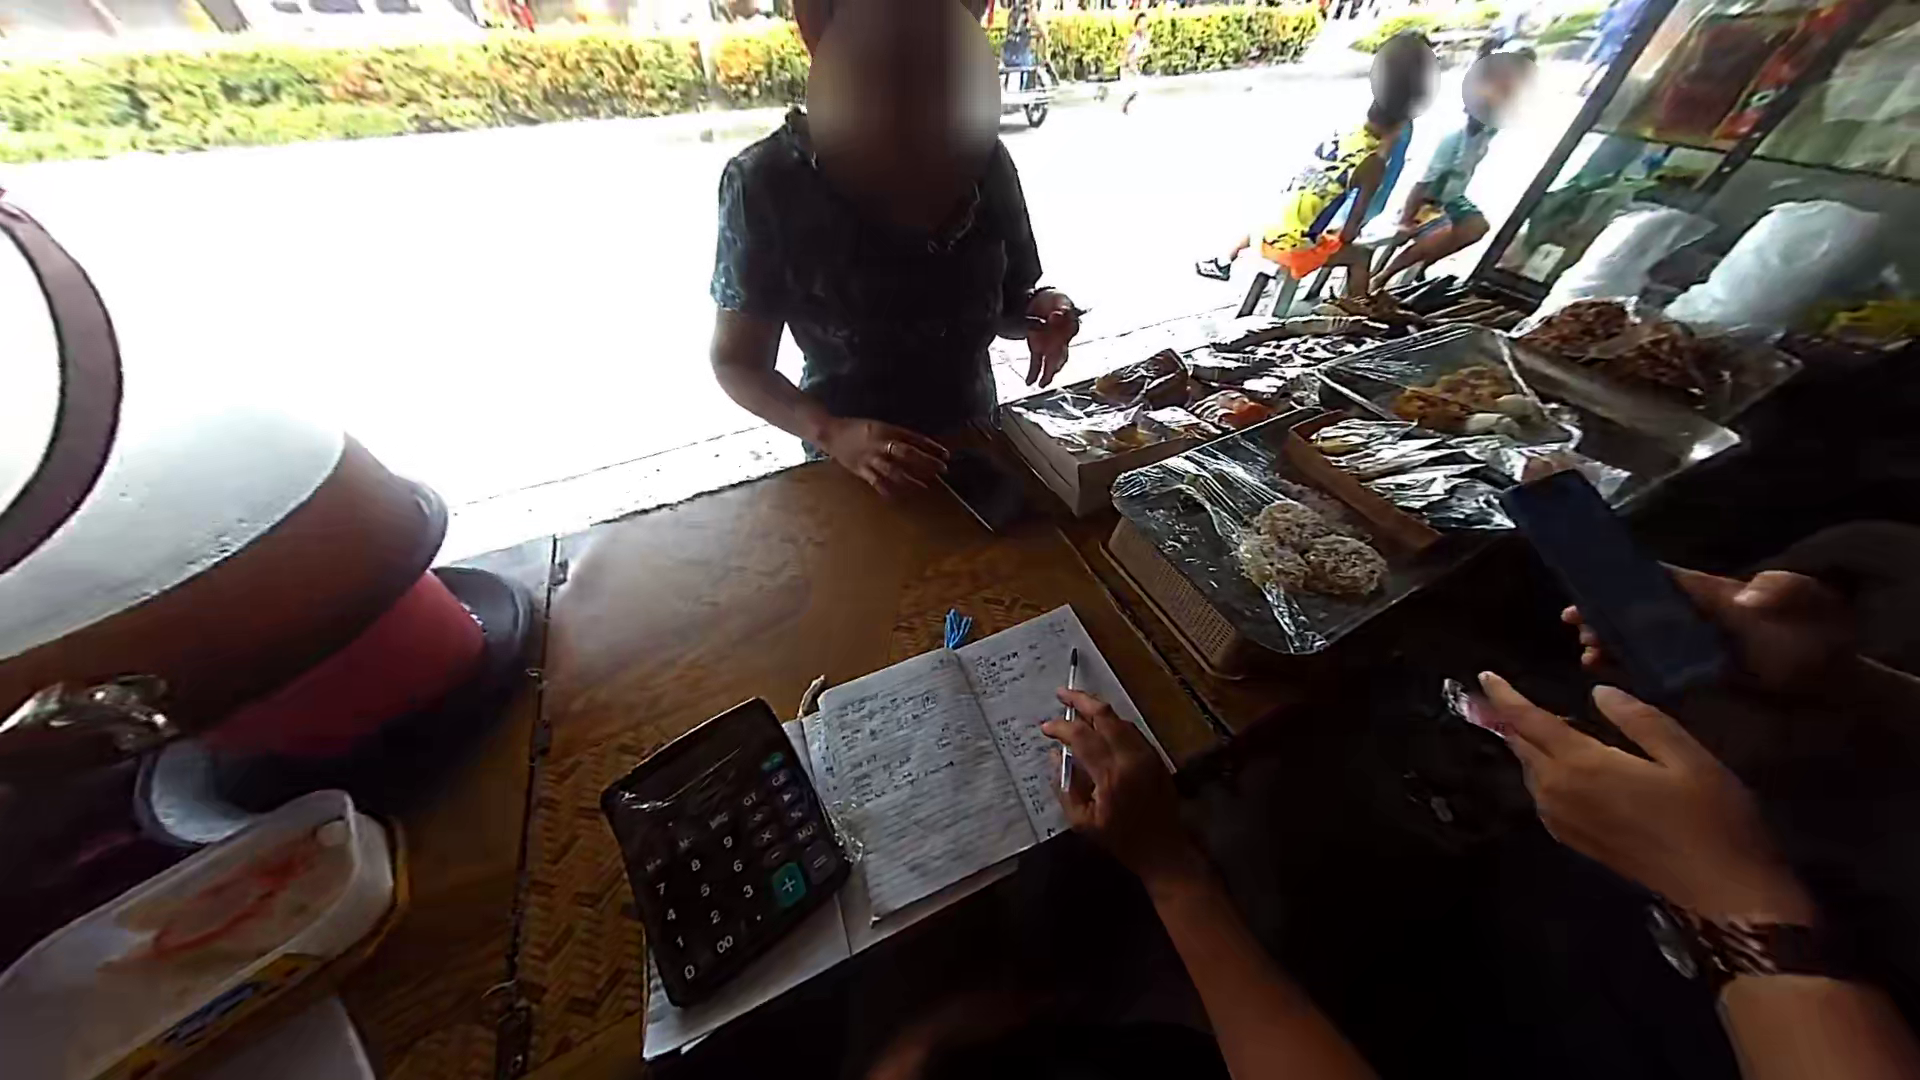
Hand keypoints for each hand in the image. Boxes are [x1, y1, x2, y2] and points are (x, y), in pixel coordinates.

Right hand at [818, 418, 948, 497]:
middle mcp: (880, 444)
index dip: (931, 446)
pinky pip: (876, 482)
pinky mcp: (861, 469)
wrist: (831, 433)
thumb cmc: (859, 428)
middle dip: (926, 462)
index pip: (914, 438)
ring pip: (894, 470)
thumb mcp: (881, 426)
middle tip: (942, 470)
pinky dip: (887, 489)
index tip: (946, 454)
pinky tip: (898, 496)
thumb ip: (899, 436)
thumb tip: (922, 448)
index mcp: (887, 430)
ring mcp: (870, 458)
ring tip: (925, 485)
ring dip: (911, 478)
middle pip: (907, 454)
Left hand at [1024, 289, 1080, 387]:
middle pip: (1062, 354)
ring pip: (1051, 363)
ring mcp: (1050, 346)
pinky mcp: (1038, 350)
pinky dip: (1033, 374)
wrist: (1040, 301)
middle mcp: (1062, 339)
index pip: (1072, 328)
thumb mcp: (1057, 298)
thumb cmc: (1053, 300)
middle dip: (1057, 363)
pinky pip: (1037, 364)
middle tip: (1053, 369)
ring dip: (1048, 373)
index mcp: (1069, 324)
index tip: (1056, 319)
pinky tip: (1029, 383)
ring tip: (1042, 383)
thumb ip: (1061, 307)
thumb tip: (1058, 314)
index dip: (1068, 328)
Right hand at [1041, 689, 1203, 891]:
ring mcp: (1145, 753)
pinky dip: (1112, 721)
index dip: (1060, 726)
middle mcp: (1129, 756)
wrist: (1165, 850)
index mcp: (1109, 774)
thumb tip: (1055, 755)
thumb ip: (1064, 786)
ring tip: (1077, 705)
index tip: (1046, 728)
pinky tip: (1100, 724)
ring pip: (1118, 718)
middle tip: (1061, 693)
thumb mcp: (1082, 821)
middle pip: (1103, 714)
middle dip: (1080, 699)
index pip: (1081, 735)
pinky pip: (1130, 729)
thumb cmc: (1120, 839)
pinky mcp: (1155, 755)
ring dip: (1096, 708)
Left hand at [1479, 671, 1815, 922]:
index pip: (1524, 718)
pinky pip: (1540, 791)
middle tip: (1553, 714)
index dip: (1503, 694)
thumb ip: (1640, 720)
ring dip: (1538, 748)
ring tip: (1576, 744)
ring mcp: (1554, 812)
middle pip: (1520, 741)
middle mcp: (1553, 784)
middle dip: (1522, 721)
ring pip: (1529, 766)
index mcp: (1578, 761)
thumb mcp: (1691, 761)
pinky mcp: (1564, 833)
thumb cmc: (1713, 823)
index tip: (1485, 675)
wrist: (1724, 896)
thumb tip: (1599, 691)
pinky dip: (1547, 774)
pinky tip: (1579, 778)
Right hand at [1564, 567, 1853, 693]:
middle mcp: (1676, 614)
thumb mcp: (1811, 601)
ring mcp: (1673, 644)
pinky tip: (1597, 666)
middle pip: (1622, 608)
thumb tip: (1743, 599)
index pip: (1647, 577)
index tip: (1583, 584)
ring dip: (1598, 639)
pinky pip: (1631, 665)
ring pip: (1621, 636)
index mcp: (1697, 591)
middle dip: (1593, 612)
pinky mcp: (1673, 671)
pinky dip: (1609, 665)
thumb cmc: (1816, 634)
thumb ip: (1783, 588)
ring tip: (1590, 647)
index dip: (1612, 577)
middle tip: (1574, 620)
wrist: (1832, 683)